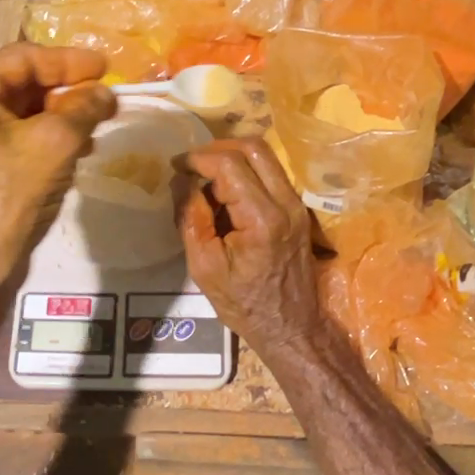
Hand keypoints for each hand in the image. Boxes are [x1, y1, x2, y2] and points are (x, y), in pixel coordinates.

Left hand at [0, 45, 116, 316]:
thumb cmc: (6, 200)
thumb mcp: (55, 145)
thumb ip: (84, 108)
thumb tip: (106, 93)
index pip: (22, 58)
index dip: (69, 62)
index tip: (108, 68)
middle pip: (19, 84)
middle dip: (65, 93)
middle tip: (105, 100)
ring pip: (18, 112)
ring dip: (59, 117)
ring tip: (95, 126)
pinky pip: (10, 137)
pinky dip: (43, 139)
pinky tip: (74, 150)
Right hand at [174, 139, 318, 355]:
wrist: (290, 326)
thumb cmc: (243, 303)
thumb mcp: (203, 266)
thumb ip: (191, 217)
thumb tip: (183, 181)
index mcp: (262, 219)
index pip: (229, 165)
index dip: (198, 158)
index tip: (177, 167)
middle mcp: (286, 203)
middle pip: (253, 147)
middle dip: (217, 148)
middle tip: (192, 165)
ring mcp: (296, 204)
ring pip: (265, 155)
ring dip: (232, 156)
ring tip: (206, 175)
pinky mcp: (297, 208)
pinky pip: (271, 172)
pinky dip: (245, 169)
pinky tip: (225, 189)